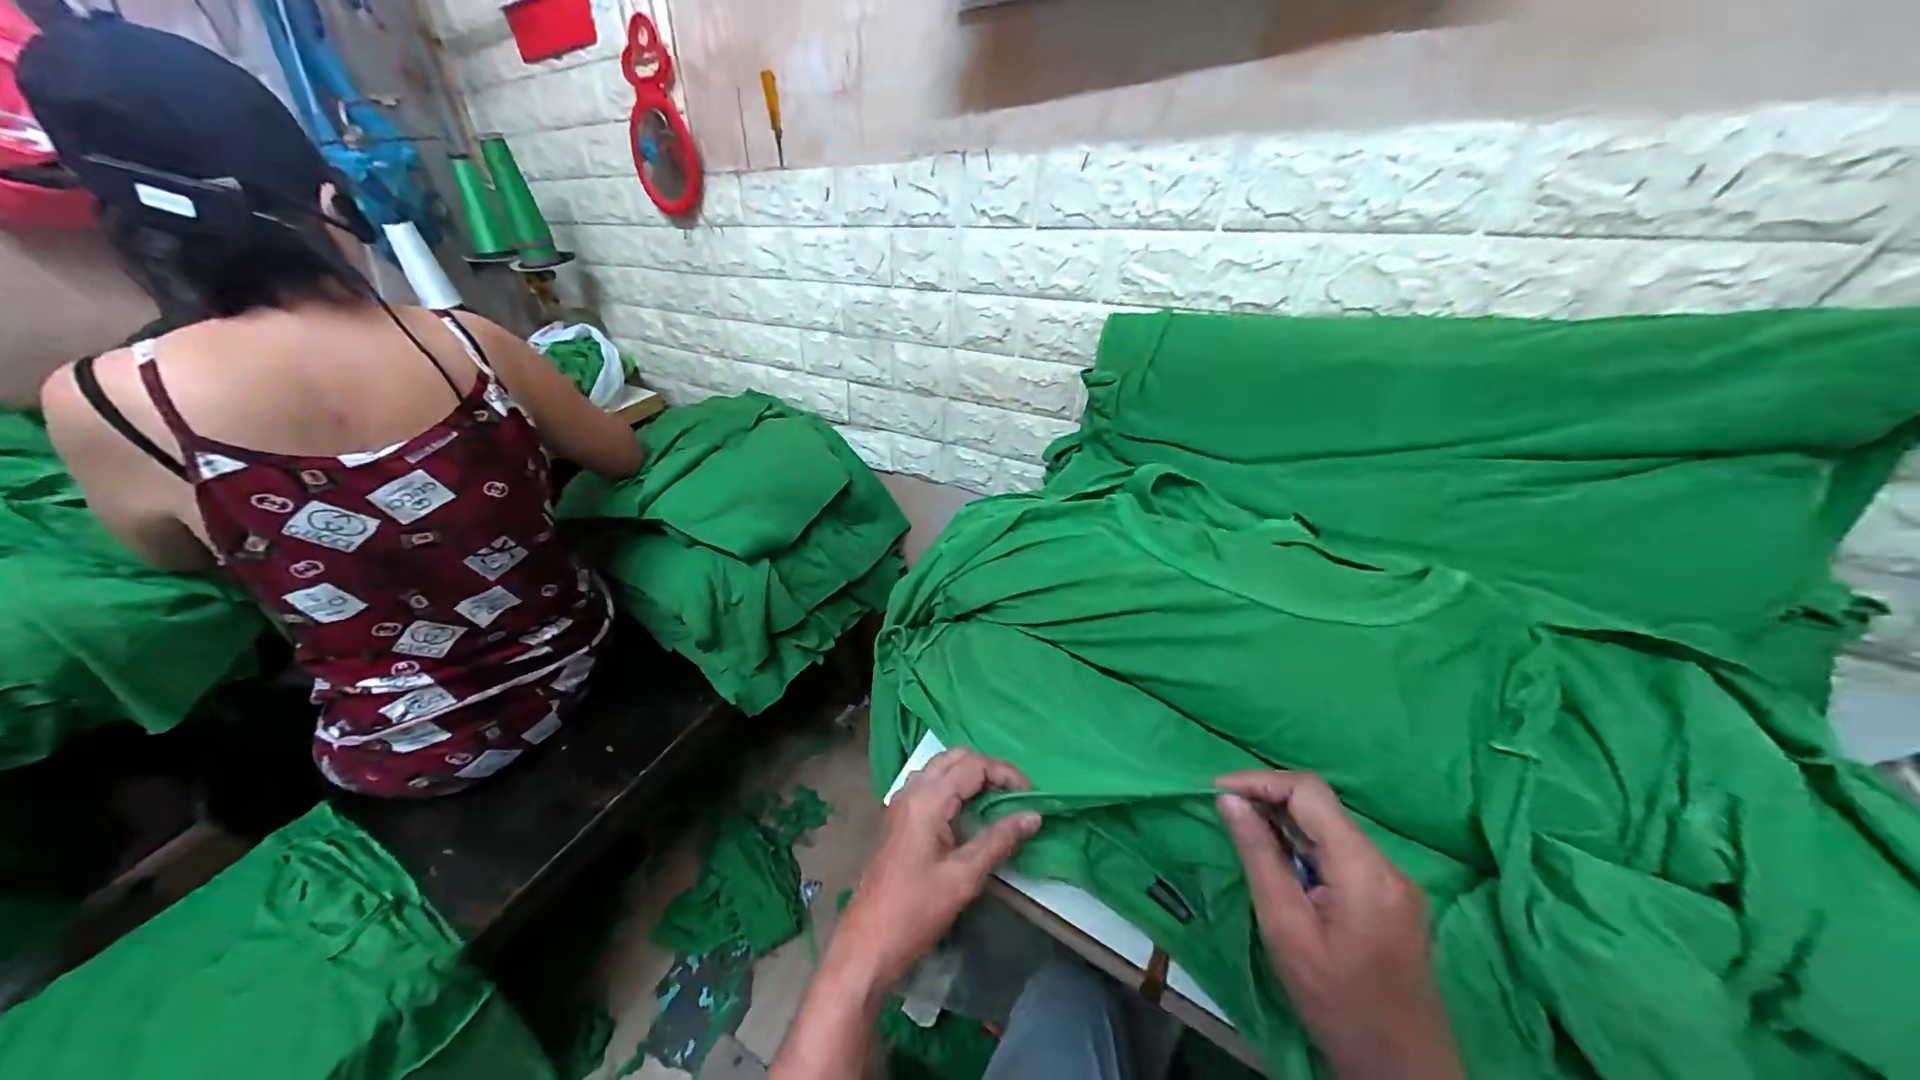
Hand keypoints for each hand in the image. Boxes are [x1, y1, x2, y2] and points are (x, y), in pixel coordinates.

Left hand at [827, 748, 1041, 992]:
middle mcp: (912, 791)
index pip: (974, 766)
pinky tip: (970, 811)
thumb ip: (999, 839)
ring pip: (942, 768)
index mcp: (927, 799)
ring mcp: (902, 803)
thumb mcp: (964, 876)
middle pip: (956, 758)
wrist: (868, 943)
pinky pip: (931, 785)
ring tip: (999, 800)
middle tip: (1017, 794)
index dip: (1006, 773)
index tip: (1032, 795)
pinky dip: (955, 786)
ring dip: (971, 774)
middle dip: (990, 769)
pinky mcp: (899, 818)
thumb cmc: (916, 911)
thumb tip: (1033, 815)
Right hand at [1216, 771, 1462, 1079]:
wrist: (1402, 1069)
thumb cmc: (1335, 1001)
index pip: (1310, 792)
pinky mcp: (1393, 897)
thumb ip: (1259, 856)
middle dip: (1269, 800)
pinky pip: (1342, 852)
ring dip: (1285, 824)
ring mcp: (1395, 881)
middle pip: (1322, 806)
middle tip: (1225, 812)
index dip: (1260, 781)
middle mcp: (1387, 864)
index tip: (1218, 789)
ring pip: (1331, 827)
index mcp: (1365, 868)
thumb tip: (1229, 800)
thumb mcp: (1284, 927)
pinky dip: (1306, 847)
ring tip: (1246, 836)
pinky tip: (1281, 865)